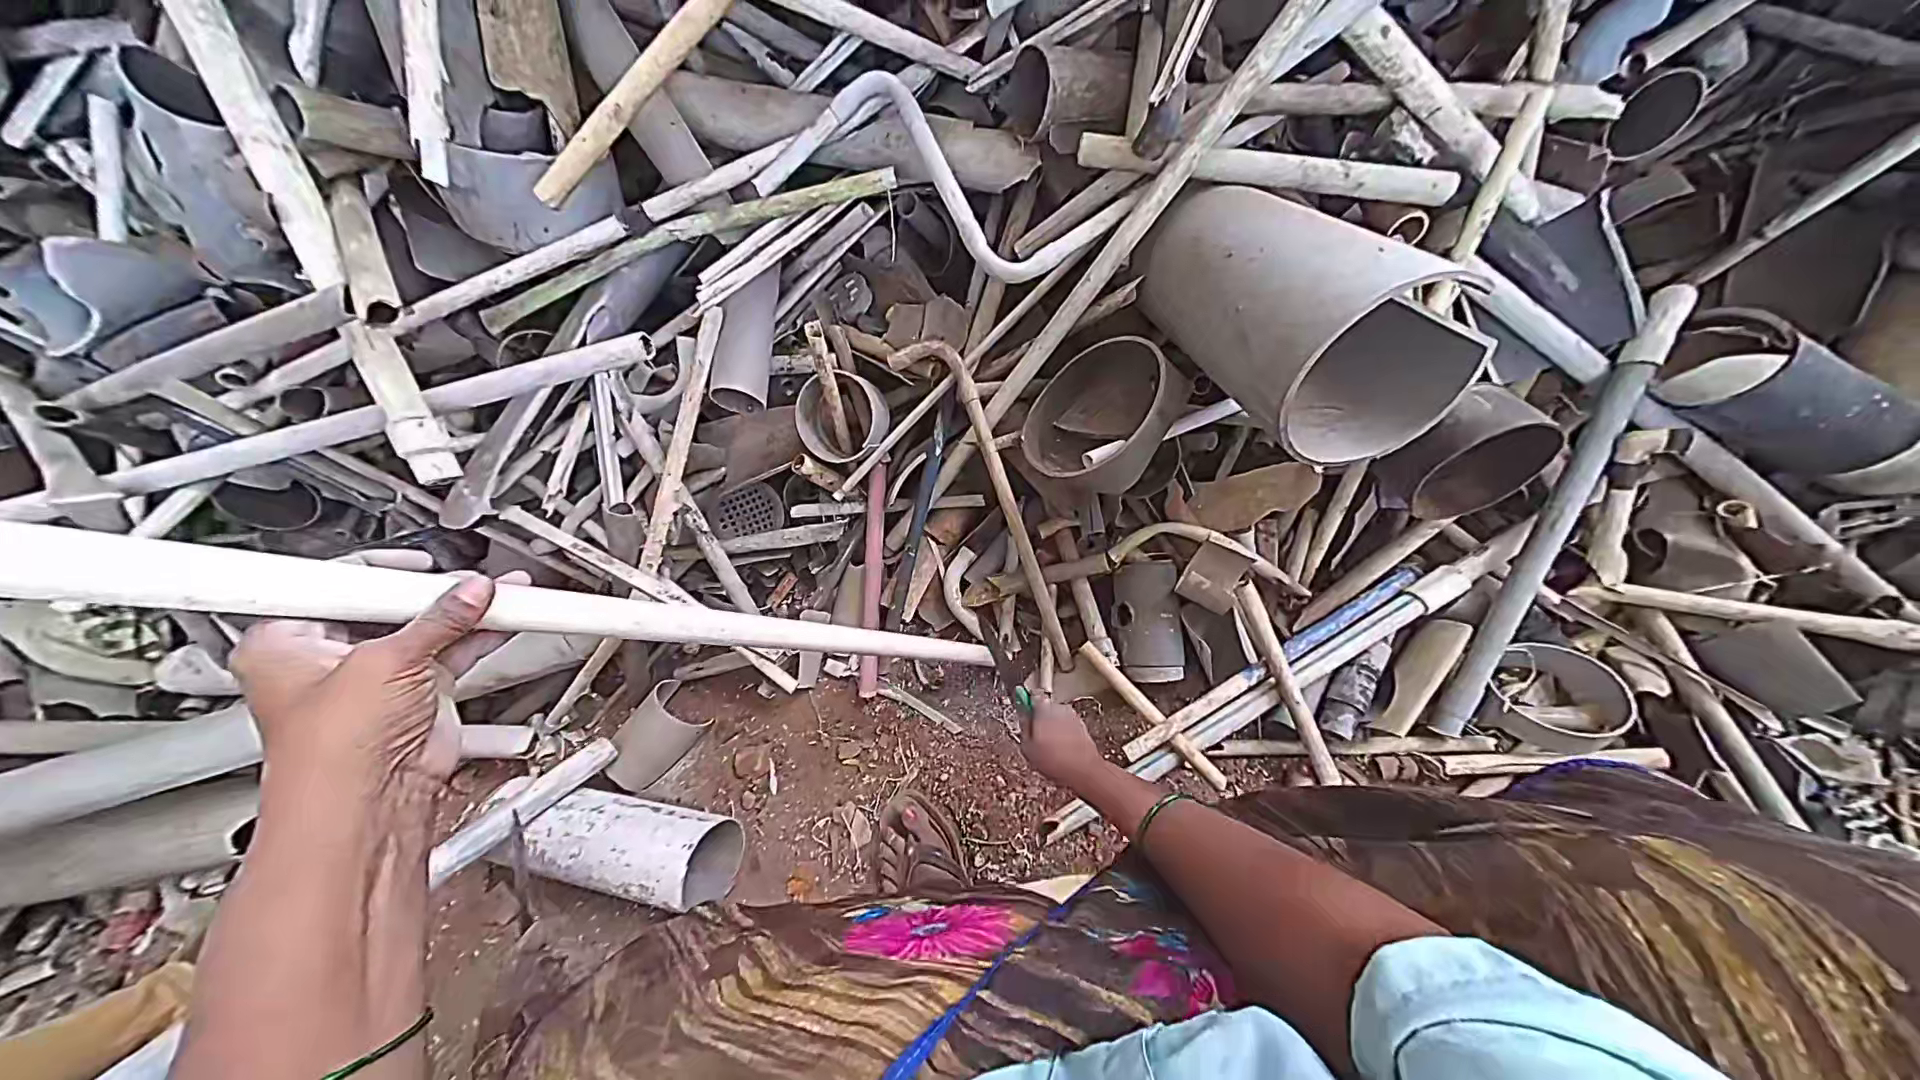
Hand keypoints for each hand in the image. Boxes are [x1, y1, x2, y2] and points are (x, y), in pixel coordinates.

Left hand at [232, 570, 521, 788]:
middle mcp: (335, 657)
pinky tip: (505, 616)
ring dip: (469, 611)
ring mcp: (383, 674)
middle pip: (394, 604)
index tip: (419, 562)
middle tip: (469, 577)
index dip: (382, 571)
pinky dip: (483, 634)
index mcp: (288, 643)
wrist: (372, 801)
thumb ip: (437, 620)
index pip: (340, 586)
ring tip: (503, 591)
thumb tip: (468, 589)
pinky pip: (458, 649)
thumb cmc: (335, 749)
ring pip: (432, 627)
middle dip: (437, 591)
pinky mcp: (423, 690)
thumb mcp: (386, 662)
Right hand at [1019, 696, 1106, 789]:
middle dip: (1041, 719)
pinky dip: (1065, 735)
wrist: (1083, 771)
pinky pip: (1069, 727)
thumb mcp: (1027, 747)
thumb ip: (1024, 728)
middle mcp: (1060, 708)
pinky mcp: (1083, 728)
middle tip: (1036, 737)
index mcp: (1043, 708)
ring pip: (1058, 718)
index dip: (1027, 706)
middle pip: (1046, 708)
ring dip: (1054, 727)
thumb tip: (1023, 719)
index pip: (1032, 696)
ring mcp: (1073, 717)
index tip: (1024, 714)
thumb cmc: (1056, 760)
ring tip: (1050, 747)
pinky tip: (1061, 751)